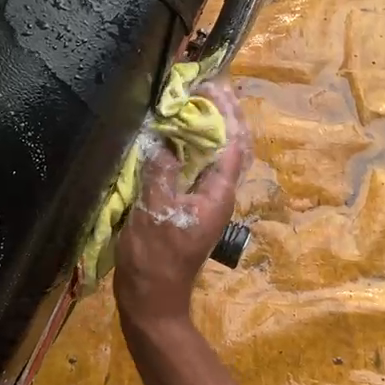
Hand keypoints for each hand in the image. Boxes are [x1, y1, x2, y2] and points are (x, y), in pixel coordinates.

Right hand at [114, 80, 252, 326]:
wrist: (152, 300)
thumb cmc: (155, 258)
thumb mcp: (155, 211)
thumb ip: (161, 171)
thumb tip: (164, 139)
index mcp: (218, 193)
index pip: (232, 142)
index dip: (225, 111)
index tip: (210, 84)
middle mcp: (219, 194)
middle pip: (232, 145)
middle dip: (225, 113)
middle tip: (208, 84)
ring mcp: (206, 201)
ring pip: (218, 155)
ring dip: (211, 126)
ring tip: (196, 100)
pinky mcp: (190, 206)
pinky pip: (200, 166)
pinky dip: (194, 144)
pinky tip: (177, 135)